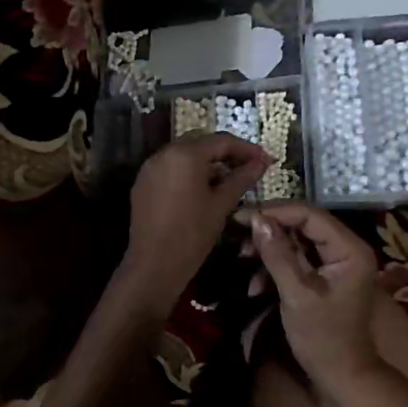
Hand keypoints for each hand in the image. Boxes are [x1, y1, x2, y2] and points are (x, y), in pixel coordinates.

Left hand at [116, 133, 267, 316]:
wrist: (154, 265)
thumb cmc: (192, 234)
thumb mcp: (221, 204)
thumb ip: (241, 178)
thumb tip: (260, 163)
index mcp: (184, 154)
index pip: (221, 141)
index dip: (246, 149)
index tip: (265, 160)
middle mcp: (162, 154)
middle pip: (200, 143)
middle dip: (225, 154)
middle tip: (247, 169)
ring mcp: (148, 170)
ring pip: (183, 156)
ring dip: (205, 163)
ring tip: (227, 181)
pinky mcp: (142, 185)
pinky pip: (169, 170)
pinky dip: (187, 174)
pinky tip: (202, 191)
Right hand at [244, 204, 383, 386]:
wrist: (339, 372)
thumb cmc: (322, 336)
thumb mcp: (296, 294)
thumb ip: (278, 255)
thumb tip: (256, 221)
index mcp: (349, 250)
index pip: (310, 215)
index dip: (275, 212)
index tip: (241, 218)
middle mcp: (347, 249)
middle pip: (303, 225)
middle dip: (269, 231)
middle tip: (237, 237)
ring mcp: (336, 262)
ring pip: (296, 241)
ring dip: (268, 249)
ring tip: (244, 260)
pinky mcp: (324, 275)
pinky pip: (296, 258)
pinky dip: (274, 266)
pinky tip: (256, 284)